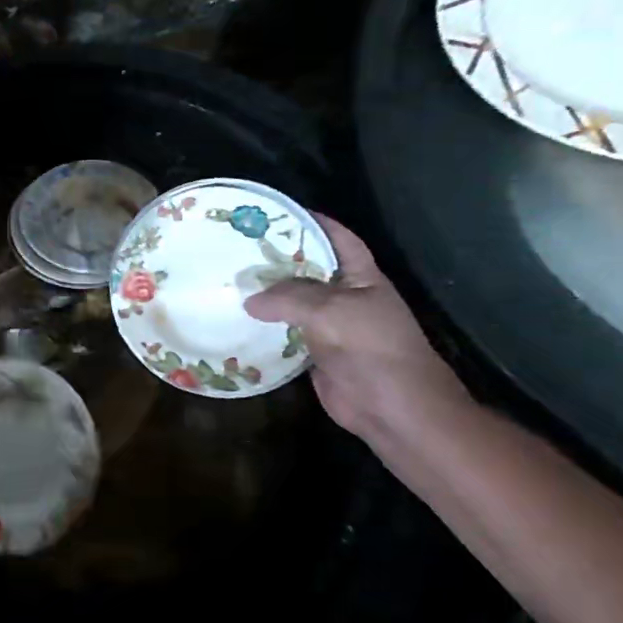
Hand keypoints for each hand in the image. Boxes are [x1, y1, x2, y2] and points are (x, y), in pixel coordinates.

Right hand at [244, 216, 469, 445]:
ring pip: (294, 306)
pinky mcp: (316, 355)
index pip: (336, 237)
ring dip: (268, 298)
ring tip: (230, 282)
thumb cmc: (370, 346)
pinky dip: (265, 331)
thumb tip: (250, 299)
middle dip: (278, 261)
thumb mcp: (329, 310)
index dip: (312, 222)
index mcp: (360, 275)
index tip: (277, 214)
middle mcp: (345, 297)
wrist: (393, 408)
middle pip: (308, 271)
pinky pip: (286, 337)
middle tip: (238, 249)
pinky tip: (237, 322)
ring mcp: (331, 327)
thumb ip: (288, 298)